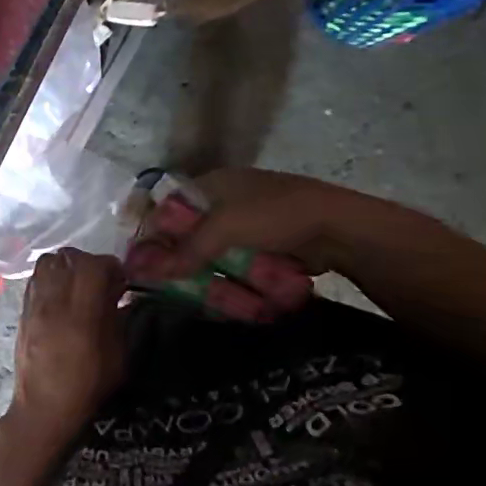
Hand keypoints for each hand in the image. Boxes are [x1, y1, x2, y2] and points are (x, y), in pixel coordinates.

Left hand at [3, 249, 126, 460]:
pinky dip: (51, 278)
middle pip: (69, 256)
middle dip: (90, 262)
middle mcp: (54, 302)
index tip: (120, 281)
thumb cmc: (87, 386)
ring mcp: (34, 304)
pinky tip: (61, 297)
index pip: (93, 265)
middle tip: (100, 281)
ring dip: (68, 266)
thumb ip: (120, 319)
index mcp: (81, 313)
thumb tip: (122, 296)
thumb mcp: (118, 356)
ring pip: (48, 262)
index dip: (111, 266)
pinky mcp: (22, 311)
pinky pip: (36, 278)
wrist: (43, 409)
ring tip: (78, 284)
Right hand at [140, 169, 375, 281]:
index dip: (157, 235)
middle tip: (177, 288)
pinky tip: (230, 298)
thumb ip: (188, 248)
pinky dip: (232, 280)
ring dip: (211, 277)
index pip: (171, 208)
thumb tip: (152, 270)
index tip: (148, 265)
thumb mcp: (226, 226)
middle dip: (186, 263)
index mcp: (214, 185)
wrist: (337, 228)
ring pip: (214, 255)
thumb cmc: (277, 215)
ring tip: (208, 300)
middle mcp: (226, 202)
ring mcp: (247, 226)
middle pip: (191, 236)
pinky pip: (236, 266)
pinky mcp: (264, 246)